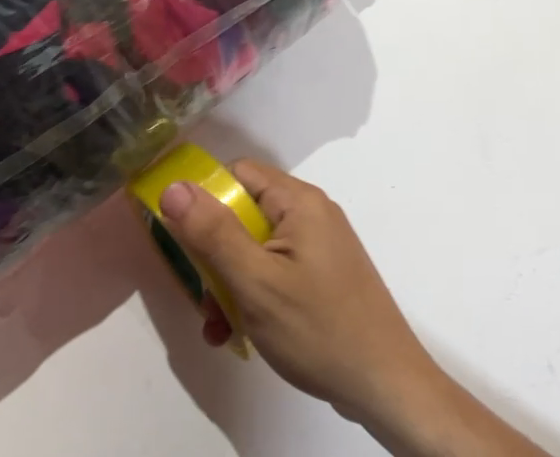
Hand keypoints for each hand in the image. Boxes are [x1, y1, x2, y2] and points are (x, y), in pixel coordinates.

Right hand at [157, 159, 442, 423]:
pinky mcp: (323, 276)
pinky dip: (252, 295)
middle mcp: (312, 214)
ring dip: (229, 282)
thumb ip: (212, 233)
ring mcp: (320, 247)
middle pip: (243, 213)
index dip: (204, 198)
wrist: (385, 386)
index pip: (237, 174)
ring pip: (254, 247)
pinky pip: (274, 271)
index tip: (181, 236)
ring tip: (219, 326)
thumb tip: (173, 186)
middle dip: (214, 254)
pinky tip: (239, 333)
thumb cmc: (318, 329)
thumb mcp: (255, 282)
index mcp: (299, 202)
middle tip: (203, 295)